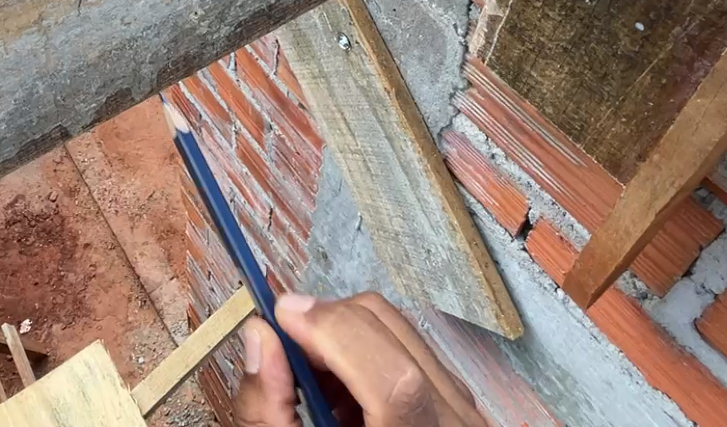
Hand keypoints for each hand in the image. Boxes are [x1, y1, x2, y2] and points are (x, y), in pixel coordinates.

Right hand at [234, 292, 487, 426]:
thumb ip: (266, 410)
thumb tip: (260, 332)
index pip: (396, 382)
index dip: (337, 336)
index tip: (283, 314)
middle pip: (391, 334)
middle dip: (328, 322)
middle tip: (287, 340)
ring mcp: (466, 410)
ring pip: (397, 327)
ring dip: (344, 332)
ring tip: (316, 374)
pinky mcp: (459, 398)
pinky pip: (408, 343)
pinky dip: (365, 345)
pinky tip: (345, 388)